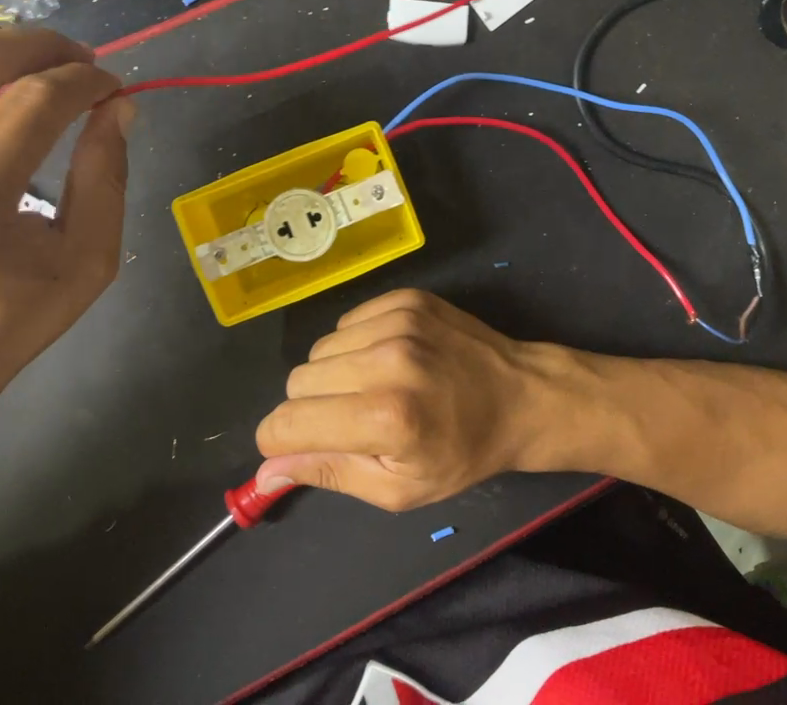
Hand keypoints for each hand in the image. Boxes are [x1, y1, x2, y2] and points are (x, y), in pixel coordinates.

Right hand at [254, 290, 560, 510]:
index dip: (279, 441)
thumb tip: (265, 473)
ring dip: (335, 375)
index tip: (297, 448)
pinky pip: (346, 323)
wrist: (521, 397)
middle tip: (354, 423)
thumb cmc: (461, 453)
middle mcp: (387, 360)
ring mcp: (398, 322)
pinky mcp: (406, 298)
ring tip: (377, 390)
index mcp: (386, 417)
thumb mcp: (398, 488)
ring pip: (320, 350)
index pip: (287, 422)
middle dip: (312, 408)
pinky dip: (356, 345)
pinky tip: (390, 361)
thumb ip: (328, 474)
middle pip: (298, 381)